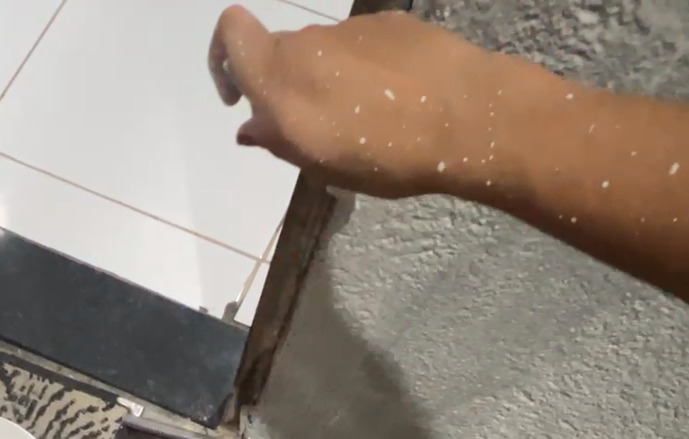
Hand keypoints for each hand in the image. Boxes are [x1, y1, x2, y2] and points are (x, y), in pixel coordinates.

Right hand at [208, 7, 553, 197]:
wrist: (466, 117)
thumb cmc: (383, 154)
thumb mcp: (319, 164)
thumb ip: (278, 140)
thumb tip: (250, 126)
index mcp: (282, 79)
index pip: (231, 33)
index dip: (222, 58)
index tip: (238, 97)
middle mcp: (309, 45)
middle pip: (275, 54)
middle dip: (280, 89)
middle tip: (308, 133)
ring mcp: (350, 31)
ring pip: (317, 55)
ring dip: (322, 85)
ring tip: (358, 126)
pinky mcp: (388, 24)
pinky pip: (355, 49)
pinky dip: (357, 74)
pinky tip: (388, 104)